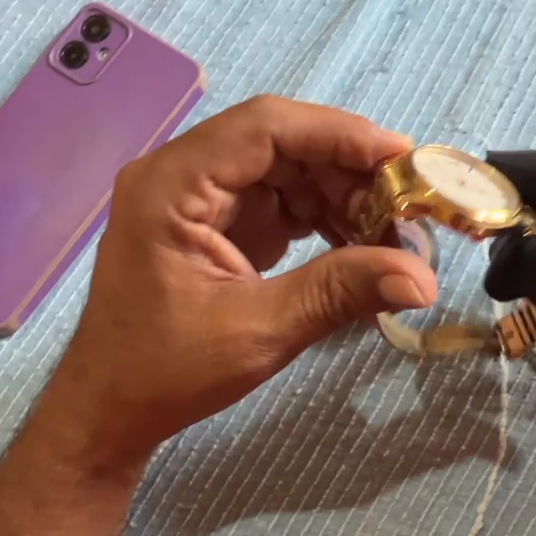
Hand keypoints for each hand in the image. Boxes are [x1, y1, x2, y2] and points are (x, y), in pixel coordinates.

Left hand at [37, 96, 436, 474]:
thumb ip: (339, 292)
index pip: (264, 128)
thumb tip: (423, 279)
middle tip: (405, 207)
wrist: (112, 408)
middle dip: (346, 171)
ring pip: (282, 172)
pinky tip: (356, 244)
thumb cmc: (166, 371)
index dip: (338, 134)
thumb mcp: (259, 329)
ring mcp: (196, 199)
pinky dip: (318, 219)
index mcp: (171, 185)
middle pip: (278, 144)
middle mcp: (180, 176)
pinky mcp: (213, 225)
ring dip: (337, 196)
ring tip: (388, 233)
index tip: (402, 158)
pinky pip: (275, 203)